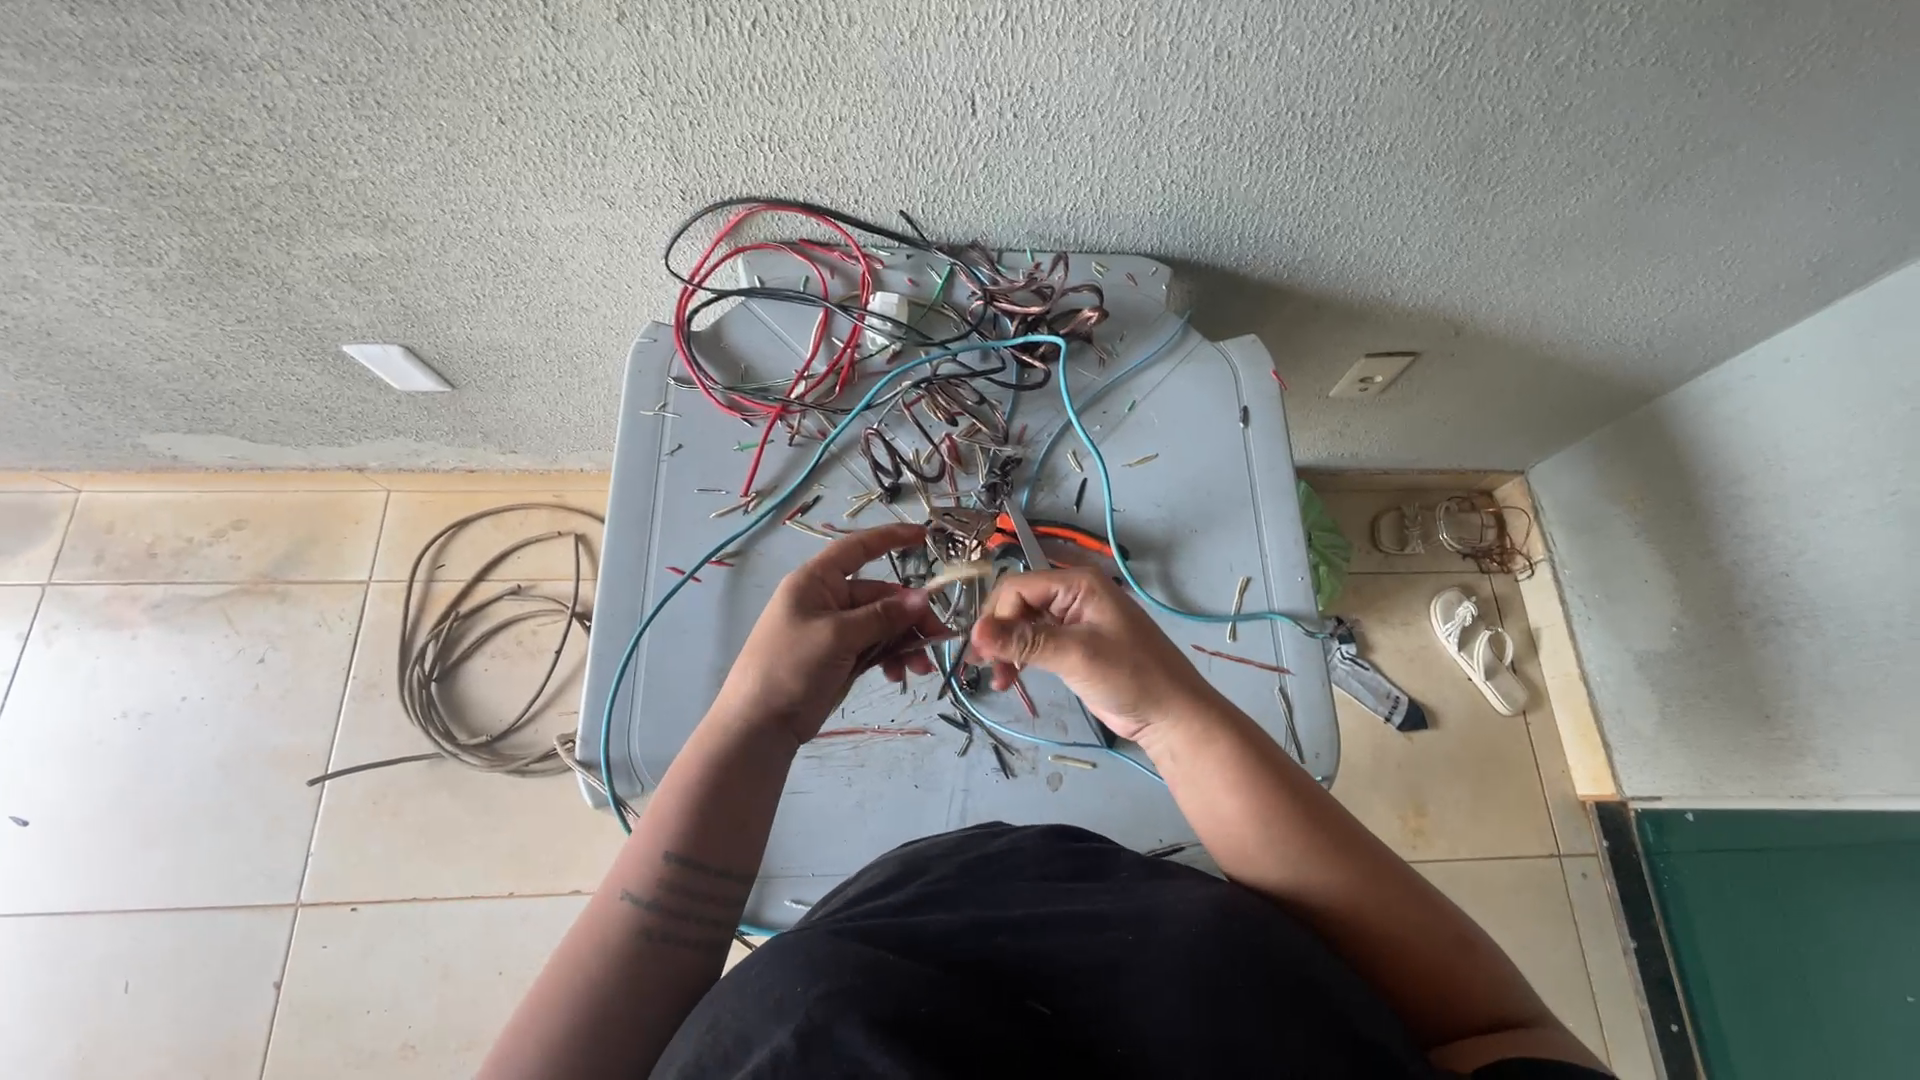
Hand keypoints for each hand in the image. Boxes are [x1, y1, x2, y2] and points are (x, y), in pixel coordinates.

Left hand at [709, 523, 949, 743]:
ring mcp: (834, 630)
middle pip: (881, 595)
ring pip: (883, 625)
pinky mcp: (840, 657)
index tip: (925, 537)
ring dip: (905, 642)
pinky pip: (875, 648)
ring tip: (920, 667)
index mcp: (816, 581)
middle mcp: (827, 600)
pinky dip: (891, 658)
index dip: (890, 539)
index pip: (857, 548)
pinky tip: (899, 676)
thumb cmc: (790, 667)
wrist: (759, 725)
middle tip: (937, 639)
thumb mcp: (838, 636)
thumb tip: (923, 598)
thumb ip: (882, 616)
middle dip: (910, 617)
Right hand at [966, 566, 1222, 741]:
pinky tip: (1010, 678)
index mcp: (1078, 583)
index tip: (981, 651)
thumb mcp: (1076, 655)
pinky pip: (1035, 642)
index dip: (996, 616)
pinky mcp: (1073, 646)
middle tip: (984, 667)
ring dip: (1006, 649)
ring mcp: (1073, 621)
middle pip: (1018, 604)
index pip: (1018, 587)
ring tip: (999, 680)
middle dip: (998, 633)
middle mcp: (1073, 595)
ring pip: (1023, 625)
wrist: (1170, 715)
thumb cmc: (1130, 676)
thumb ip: (1025, 641)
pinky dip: (1020, 658)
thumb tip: (976, 633)